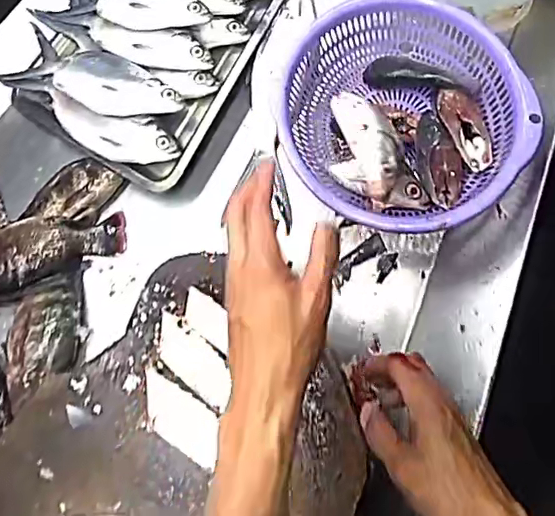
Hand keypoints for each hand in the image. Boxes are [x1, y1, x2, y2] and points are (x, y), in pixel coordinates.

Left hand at [222, 160, 337, 421]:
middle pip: (233, 213)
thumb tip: (325, 228)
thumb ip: (322, 257)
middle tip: (258, 172)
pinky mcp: (233, 292)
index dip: (260, 182)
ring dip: (242, 206)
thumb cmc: (286, 353)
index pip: (255, 209)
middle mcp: (240, 267)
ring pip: (230, 229)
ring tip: (257, 196)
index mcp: (260, 263)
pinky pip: (234, 248)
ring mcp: (232, 279)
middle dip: (244, 187)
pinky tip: (257, 237)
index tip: (266, 166)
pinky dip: (243, 229)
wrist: (261, 389)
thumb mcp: (317, 300)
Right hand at [355, 353, 526, 515]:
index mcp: (427, 401)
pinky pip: (436, 401)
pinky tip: (409, 424)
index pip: (398, 364)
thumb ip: (379, 432)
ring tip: (386, 400)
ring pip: (427, 383)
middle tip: (373, 378)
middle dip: (391, 367)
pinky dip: (417, 400)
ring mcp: (456, 417)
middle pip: (415, 366)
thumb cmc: (452, 493)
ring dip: (404, 384)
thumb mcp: (400, 463)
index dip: (377, 363)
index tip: (363, 369)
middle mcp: (444, 403)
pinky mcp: (462, 433)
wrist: (487, 515)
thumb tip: (367, 412)